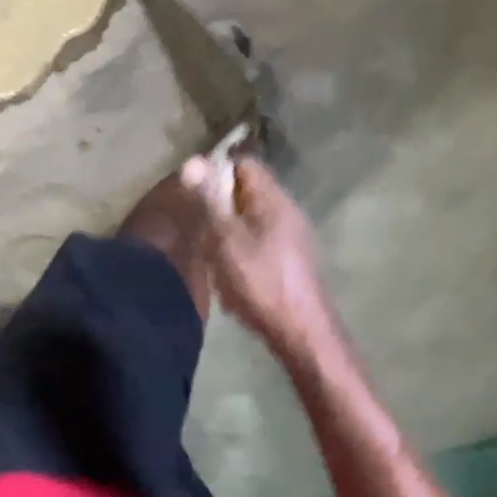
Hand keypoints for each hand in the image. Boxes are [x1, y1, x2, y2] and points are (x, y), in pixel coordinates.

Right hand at [182, 155, 335, 358]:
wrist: (305, 336)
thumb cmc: (262, 282)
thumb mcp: (227, 239)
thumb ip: (209, 199)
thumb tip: (192, 160)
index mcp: (274, 199)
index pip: (244, 164)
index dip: (217, 170)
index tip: (194, 190)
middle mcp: (288, 211)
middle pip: (248, 192)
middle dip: (221, 205)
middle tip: (198, 225)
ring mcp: (294, 238)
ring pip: (253, 220)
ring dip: (229, 232)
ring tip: (211, 254)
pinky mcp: (294, 263)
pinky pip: (261, 243)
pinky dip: (242, 252)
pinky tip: (231, 277)